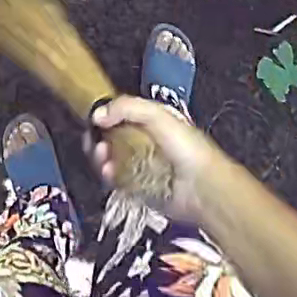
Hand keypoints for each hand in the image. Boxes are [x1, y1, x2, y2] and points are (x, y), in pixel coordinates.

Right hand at [90, 95, 228, 224]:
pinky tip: (108, 171)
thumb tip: (99, 113)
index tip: (95, 120)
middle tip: (94, 141)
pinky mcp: (140, 189)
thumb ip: (126, 108)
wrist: (202, 187)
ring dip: (102, 157)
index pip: (122, 115)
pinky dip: (110, 176)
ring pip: (113, 160)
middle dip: (100, 139)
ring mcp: (143, 167)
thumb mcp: (156, 114)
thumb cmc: (188, 149)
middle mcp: (147, 143)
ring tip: (102, 156)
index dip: (107, 116)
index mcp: (153, 122)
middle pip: (113, 139)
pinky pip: (118, 182)